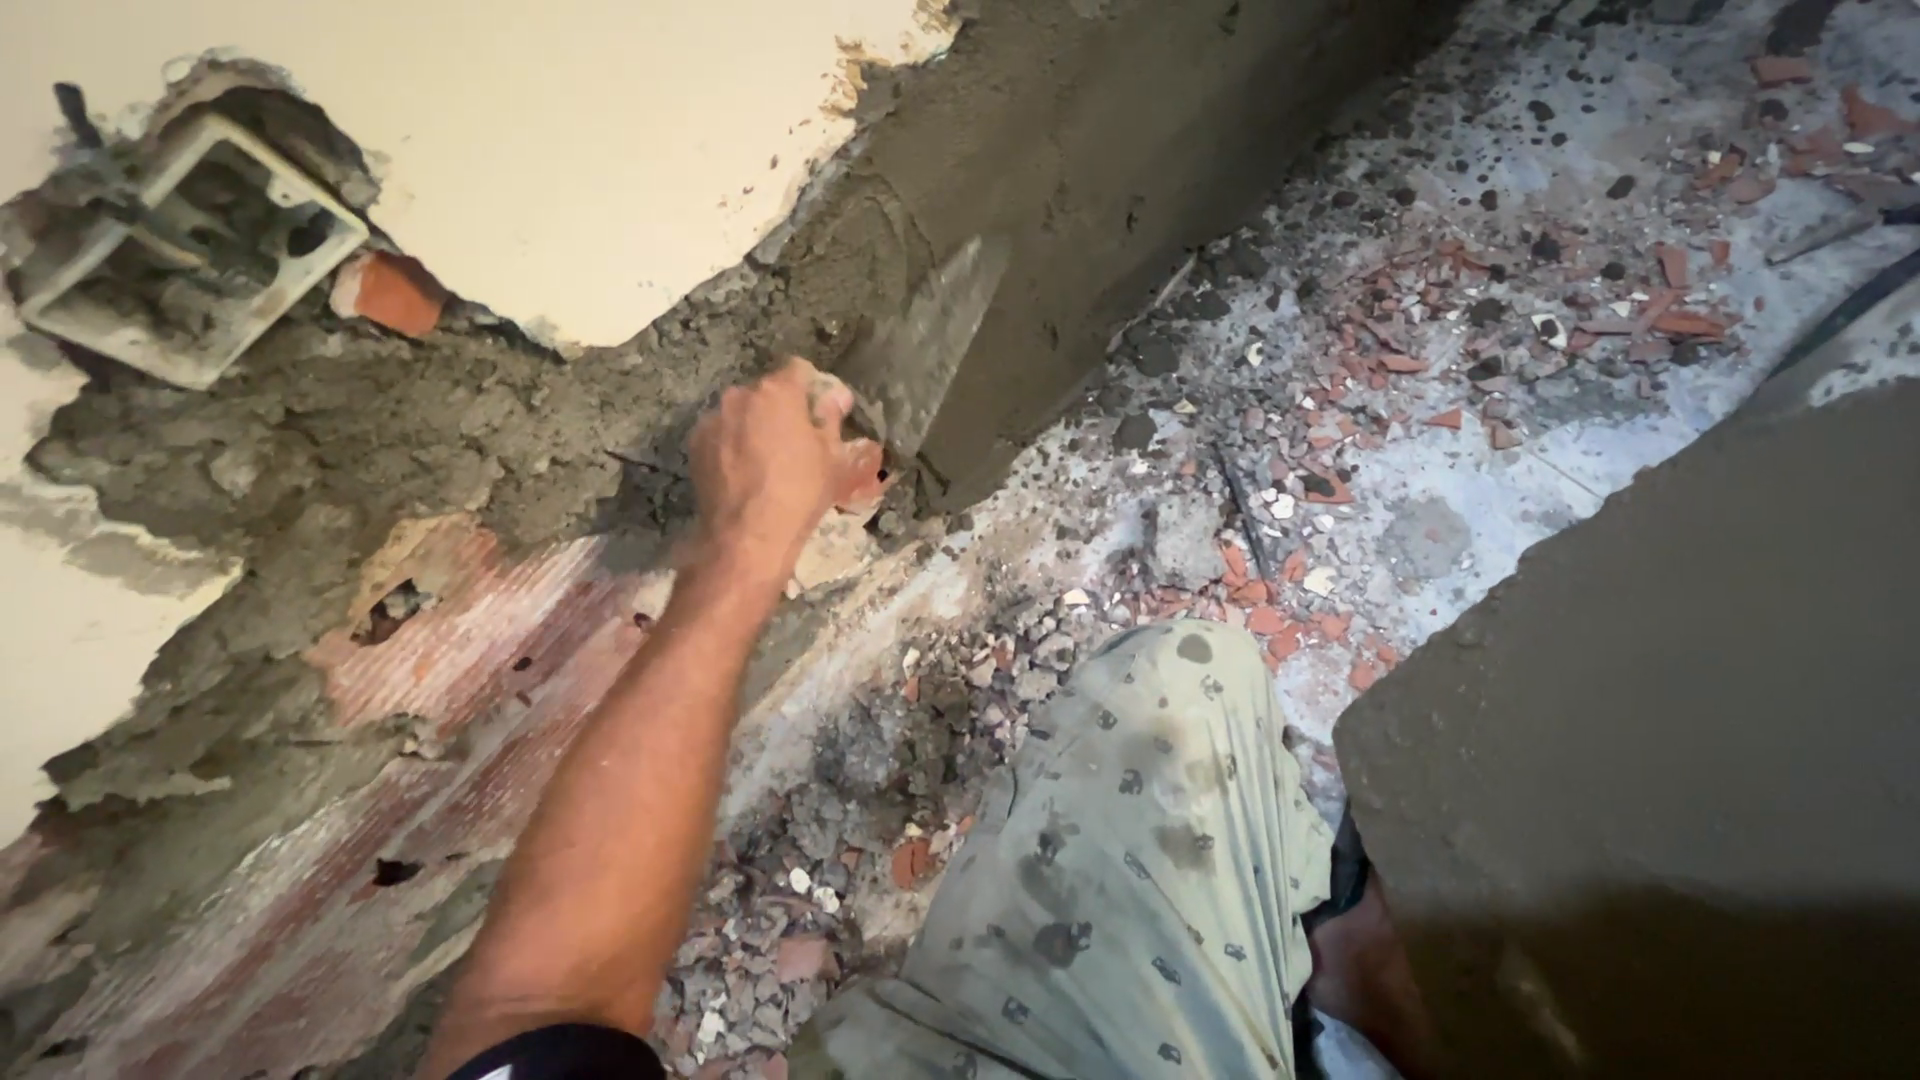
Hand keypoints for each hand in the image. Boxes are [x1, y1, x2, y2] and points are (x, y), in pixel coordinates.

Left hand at [686, 356, 859, 588]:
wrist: (748, 534)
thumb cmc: (800, 492)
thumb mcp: (832, 458)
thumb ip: (832, 418)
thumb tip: (837, 395)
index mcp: (777, 392)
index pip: (799, 369)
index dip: (811, 388)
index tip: (818, 412)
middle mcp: (740, 395)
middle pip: (766, 391)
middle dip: (780, 408)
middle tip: (794, 441)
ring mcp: (713, 419)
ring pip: (741, 413)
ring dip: (753, 425)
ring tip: (765, 461)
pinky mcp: (695, 443)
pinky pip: (721, 433)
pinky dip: (731, 444)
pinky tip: (743, 472)